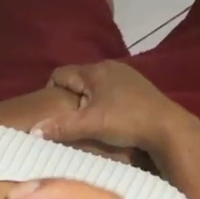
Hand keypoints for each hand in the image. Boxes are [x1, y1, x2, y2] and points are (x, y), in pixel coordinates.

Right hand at [32, 61, 195, 154]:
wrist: (166, 127)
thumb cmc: (126, 121)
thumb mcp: (91, 125)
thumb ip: (62, 127)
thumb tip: (33, 131)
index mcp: (94, 71)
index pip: (60, 75)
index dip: (50, 94)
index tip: (51, 117)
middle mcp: (108, 67)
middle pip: (77, 82)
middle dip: (68, 102)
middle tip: (67, 126)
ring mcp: (124, 76)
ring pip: (93, 89)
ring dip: (86, 106)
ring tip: (86, 128)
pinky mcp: (135, 89)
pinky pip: (108, 95)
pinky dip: (102, 107)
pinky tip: (106, 125)